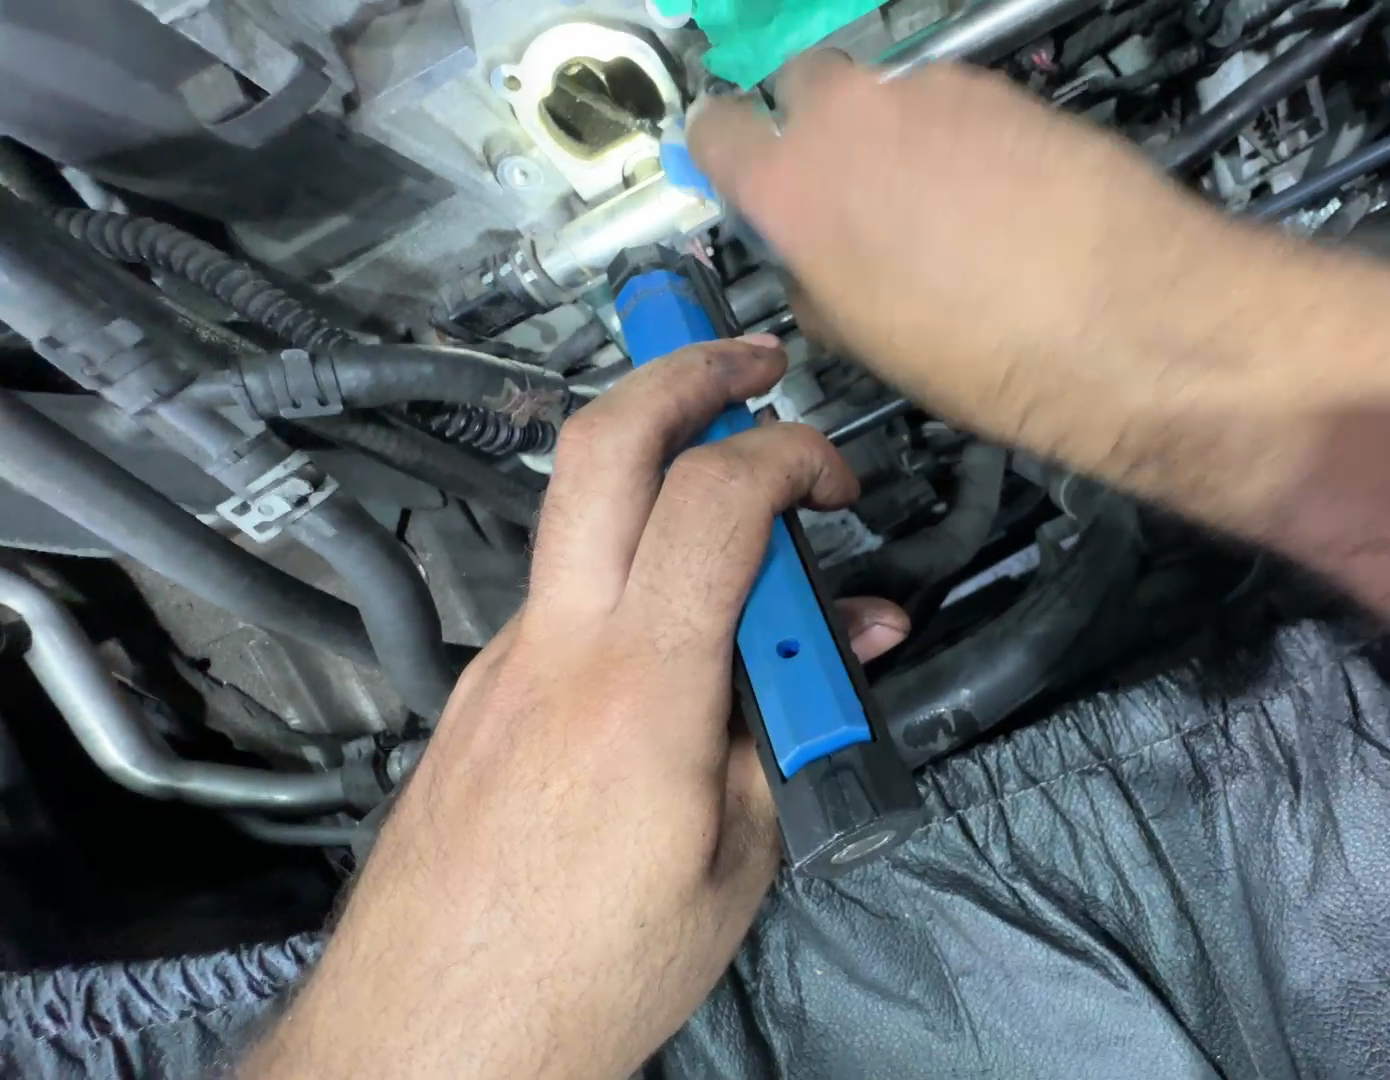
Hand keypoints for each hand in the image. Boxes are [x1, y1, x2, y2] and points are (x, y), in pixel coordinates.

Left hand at [243, 337, 908, 1079]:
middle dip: (686, 374)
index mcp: (641, 689)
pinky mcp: (493, 682)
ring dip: (665, 460)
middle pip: (604, 446)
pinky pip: (577, 581)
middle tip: (750, 361)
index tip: (835, 482)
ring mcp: (511, 655)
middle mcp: (559, 646)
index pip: (717, 504)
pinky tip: (691, 613)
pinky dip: (645, 560)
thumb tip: (854, 634)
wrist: (427, 1046)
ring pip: (583, 504)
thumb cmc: (593, 968)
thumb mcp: (749, 848)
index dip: (792, 458)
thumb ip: (802, 719)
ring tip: (741, 481)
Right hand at [689, 53, 1258, 469]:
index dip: (731, 160)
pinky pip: (955, 106)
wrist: (1123, 324)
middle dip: (817, 141)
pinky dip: (961, 144)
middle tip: (856, 205)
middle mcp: (854, 119)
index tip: (748, 179)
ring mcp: (932, 94)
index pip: (718, 134)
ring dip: (898, 147)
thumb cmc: (997, 357)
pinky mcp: (1002, 90)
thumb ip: (818, 290)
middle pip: (802, 94)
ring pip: (885, 102)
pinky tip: (994, 205)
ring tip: (944, 222)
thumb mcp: (873, 347)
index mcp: (796, 189)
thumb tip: (811, 275)